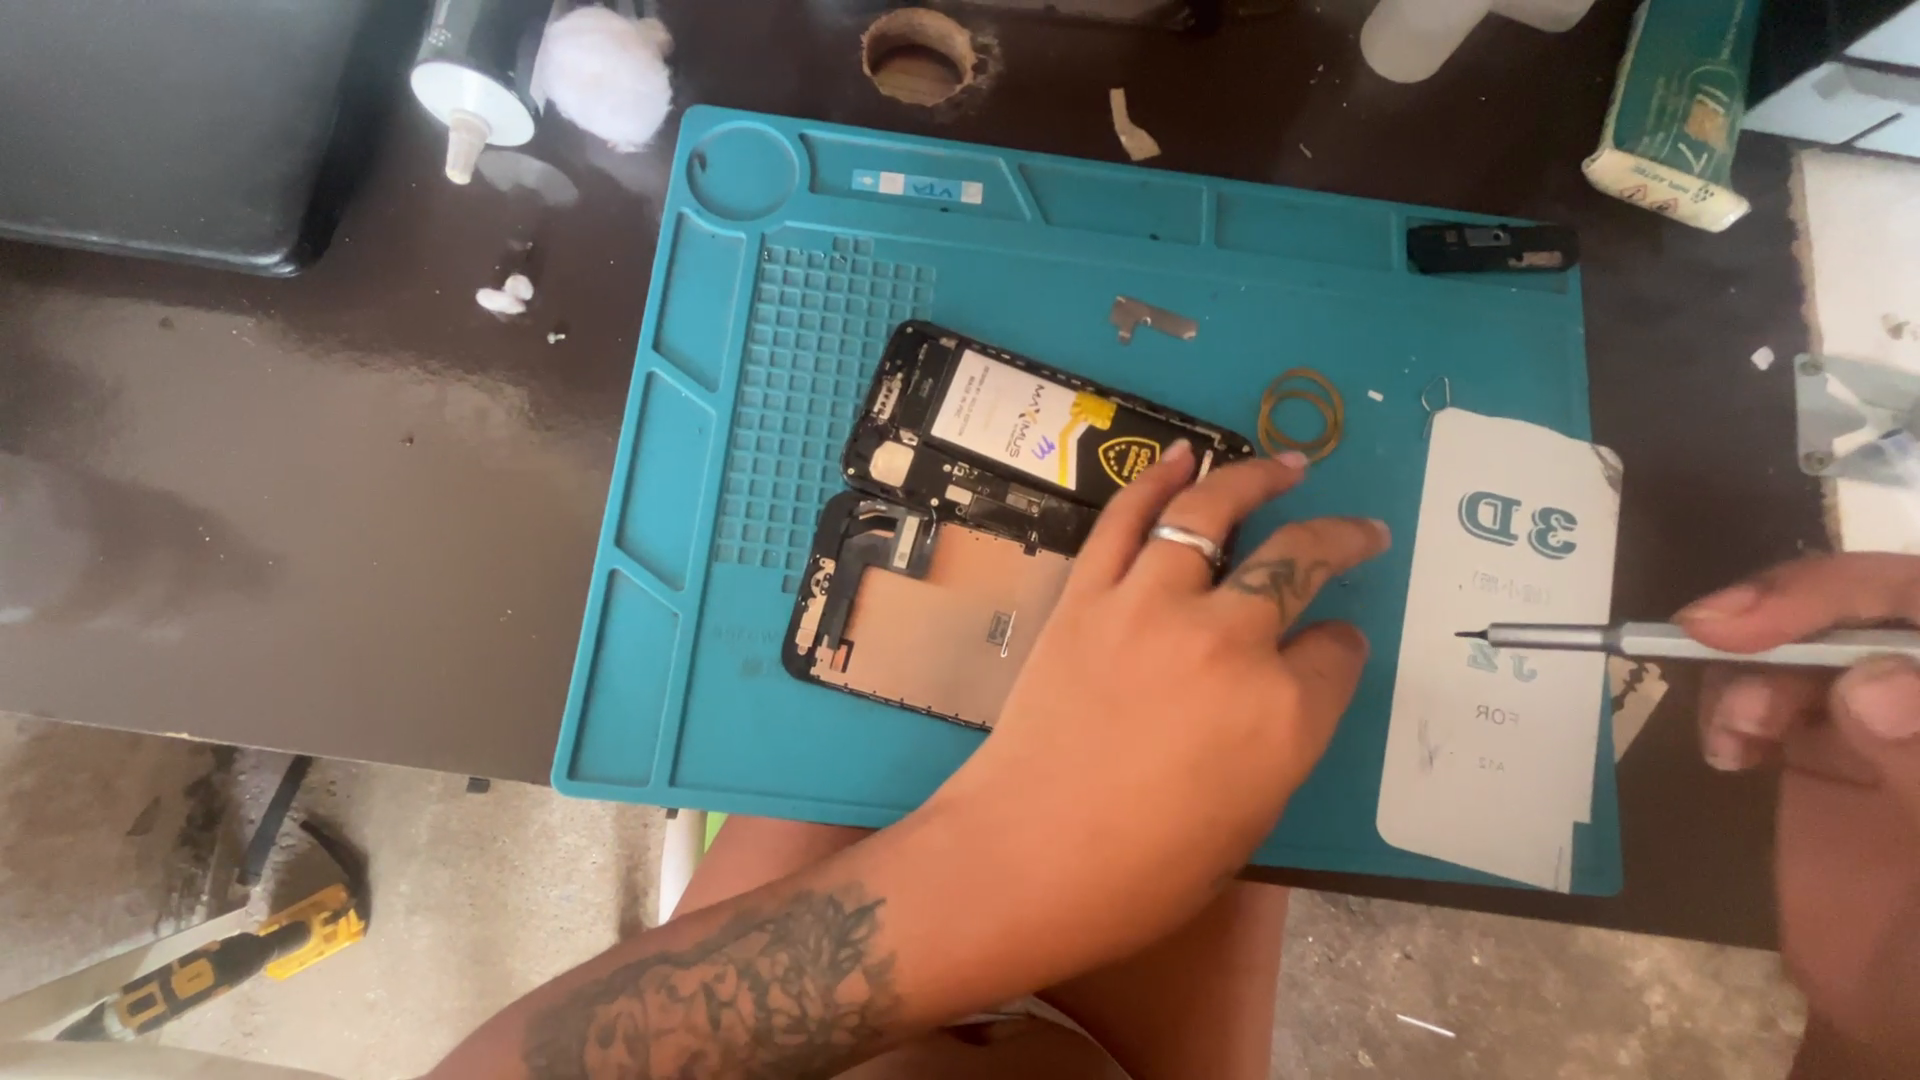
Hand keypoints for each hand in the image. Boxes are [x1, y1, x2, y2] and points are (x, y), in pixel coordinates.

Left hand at [916, 441, 1389, 973]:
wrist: (1027, 852)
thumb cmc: (1145, 868)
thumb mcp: (1251, 815)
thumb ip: (1286, 733)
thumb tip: (1301, 675)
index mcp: (1285, 712)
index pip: (1337, 652)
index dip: (1340, 646)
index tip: (1334, 643)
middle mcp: (1227, 643)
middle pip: (1297, 566)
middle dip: (1339, 541)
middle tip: (1358, 530)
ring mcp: (1150, 608)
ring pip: (1211, 517)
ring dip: (1255, 480)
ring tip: (1285, 465)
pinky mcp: (1087, 596)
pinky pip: (1126, 521)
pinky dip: (1156, 481)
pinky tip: (1185, 457)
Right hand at [1679, 554, 1919, 1062]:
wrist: (1905, 1023)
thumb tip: (1869, 680)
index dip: (1867, 595)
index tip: (1769, 623)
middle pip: (1885, 607)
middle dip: (1796, 609)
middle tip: (1707, 628)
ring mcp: (1895, 722)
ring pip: (1812, 643)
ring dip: (1751, 671)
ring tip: (1731, 735)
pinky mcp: (1829, 744)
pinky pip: (1765, 691)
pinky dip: (1730, 704)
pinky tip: (1726, 749)